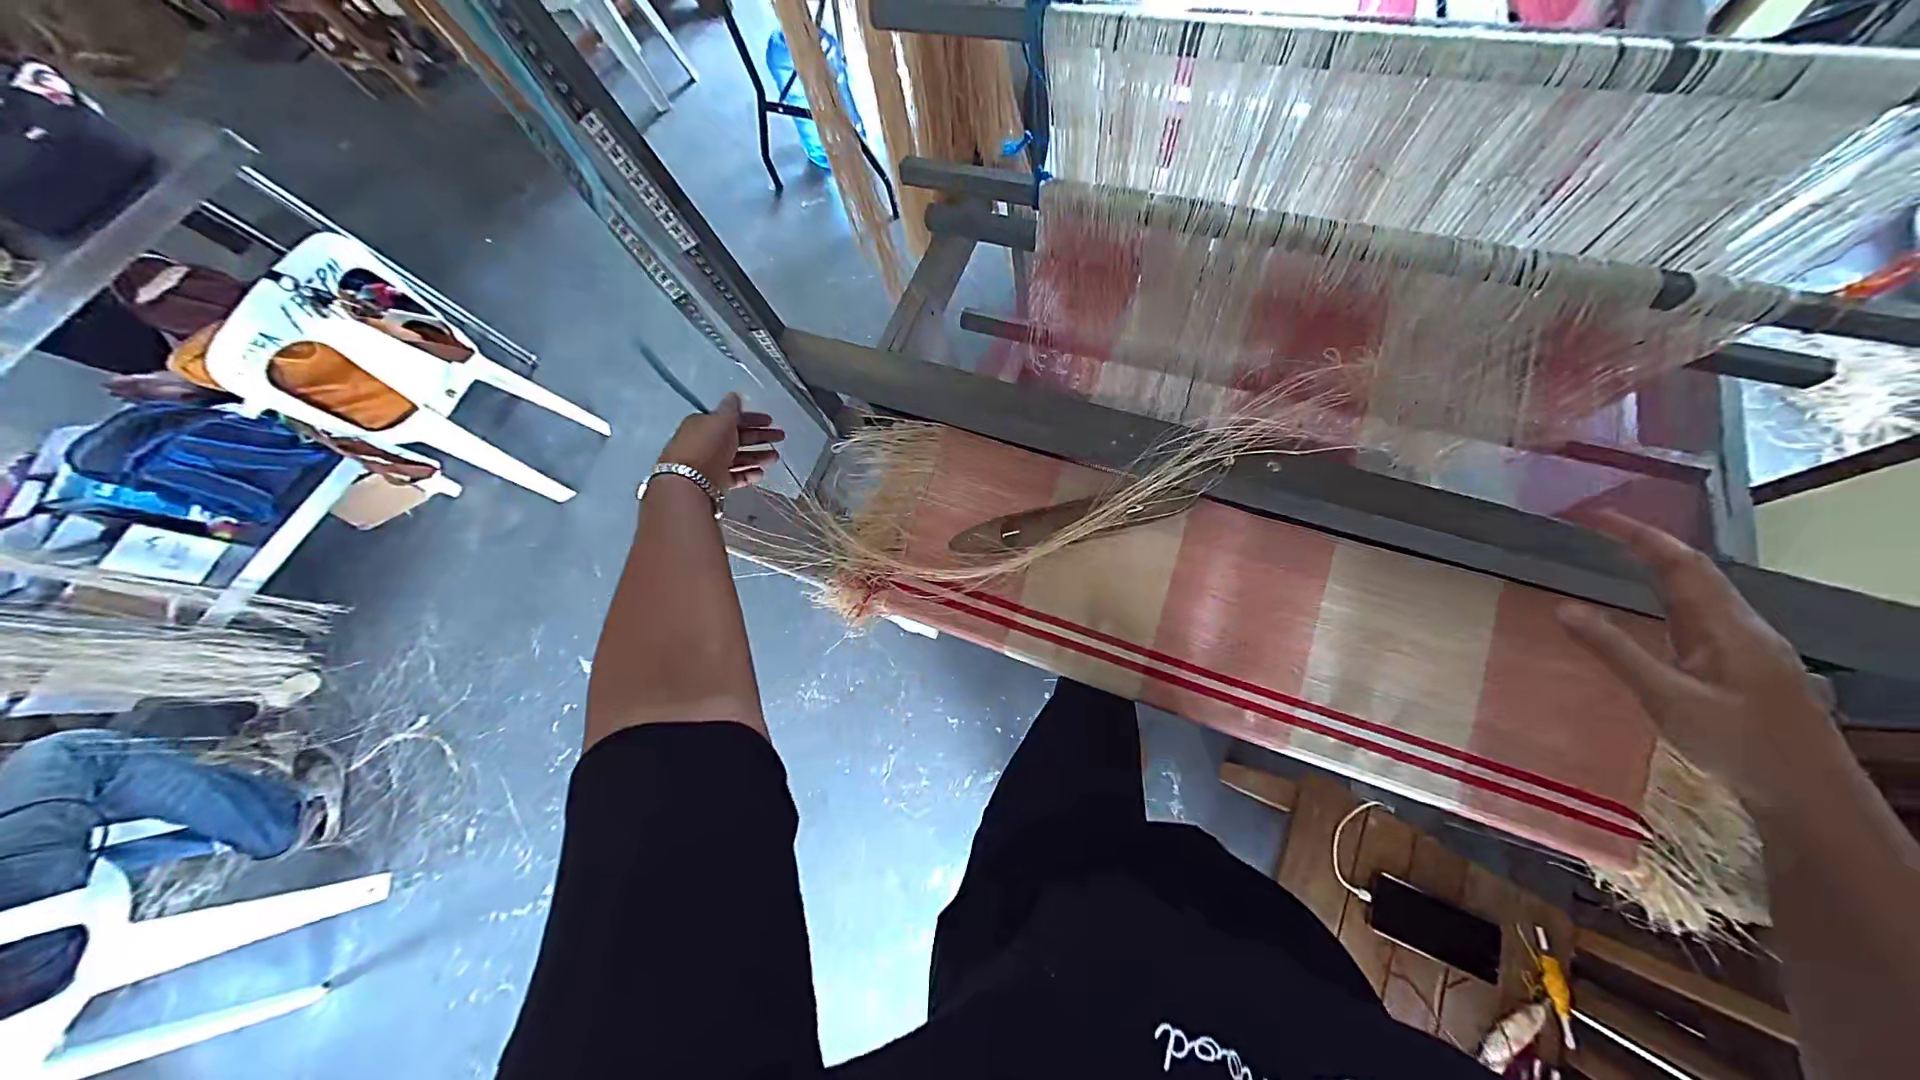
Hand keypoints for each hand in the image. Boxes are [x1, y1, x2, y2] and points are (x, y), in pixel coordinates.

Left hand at [657, 393, 784, 489]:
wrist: (690, 481)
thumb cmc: (707, 445)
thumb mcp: (721, 420)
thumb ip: (731, 408)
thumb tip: (734, 396)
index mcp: (705, 424)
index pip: (732, 419)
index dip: (752, 419)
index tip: (771, 421)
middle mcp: (707, 443)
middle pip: (738, 438)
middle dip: (760, 437)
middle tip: (780, 437)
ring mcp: (711, 464)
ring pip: (739, 458)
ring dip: (758, 456)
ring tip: (775, 458)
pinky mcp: (716, 483)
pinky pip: (735, 476)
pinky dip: (748, 473)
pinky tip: (761, 473)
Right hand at [1555, 511, 1841, 812]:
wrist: (1812, 793)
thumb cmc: (1738, 743)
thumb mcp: (1666, 697)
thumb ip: (1615, 650)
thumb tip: (1563, 608)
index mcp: (1726, 626)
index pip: (1678, 563)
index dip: (1637, 534)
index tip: (1594, 516)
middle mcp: (1743, 626)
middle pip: (1695, 570)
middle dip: (1647, 542)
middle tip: (1598, 529)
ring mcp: (1749, 645)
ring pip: (1703, 590)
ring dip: (1661, 566)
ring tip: (1619, 554)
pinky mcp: (1746, 663)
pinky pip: (1703, 612)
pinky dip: (1670, 593)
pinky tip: (1656, 607)